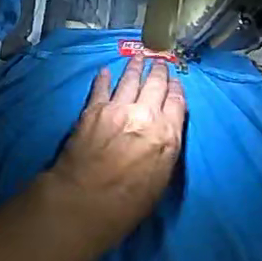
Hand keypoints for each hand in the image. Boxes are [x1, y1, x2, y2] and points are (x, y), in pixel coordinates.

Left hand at [40, 56, 186, 242]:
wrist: (85, 200)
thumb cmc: (127, 203)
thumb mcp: (161, 179)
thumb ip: (165, 148)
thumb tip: (163, 133)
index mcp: (167, 134)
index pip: (177, 102)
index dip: (176, 88)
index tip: (175, 80)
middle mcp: (145, 114)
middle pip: (155, 84)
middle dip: (158, 70)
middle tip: (159, 60)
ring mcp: (117, 108)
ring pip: (130, 80)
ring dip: (135, 67)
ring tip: (138, 57)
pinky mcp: (93, 109)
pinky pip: (101, 87)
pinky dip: (104, 77)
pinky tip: (105, 71)